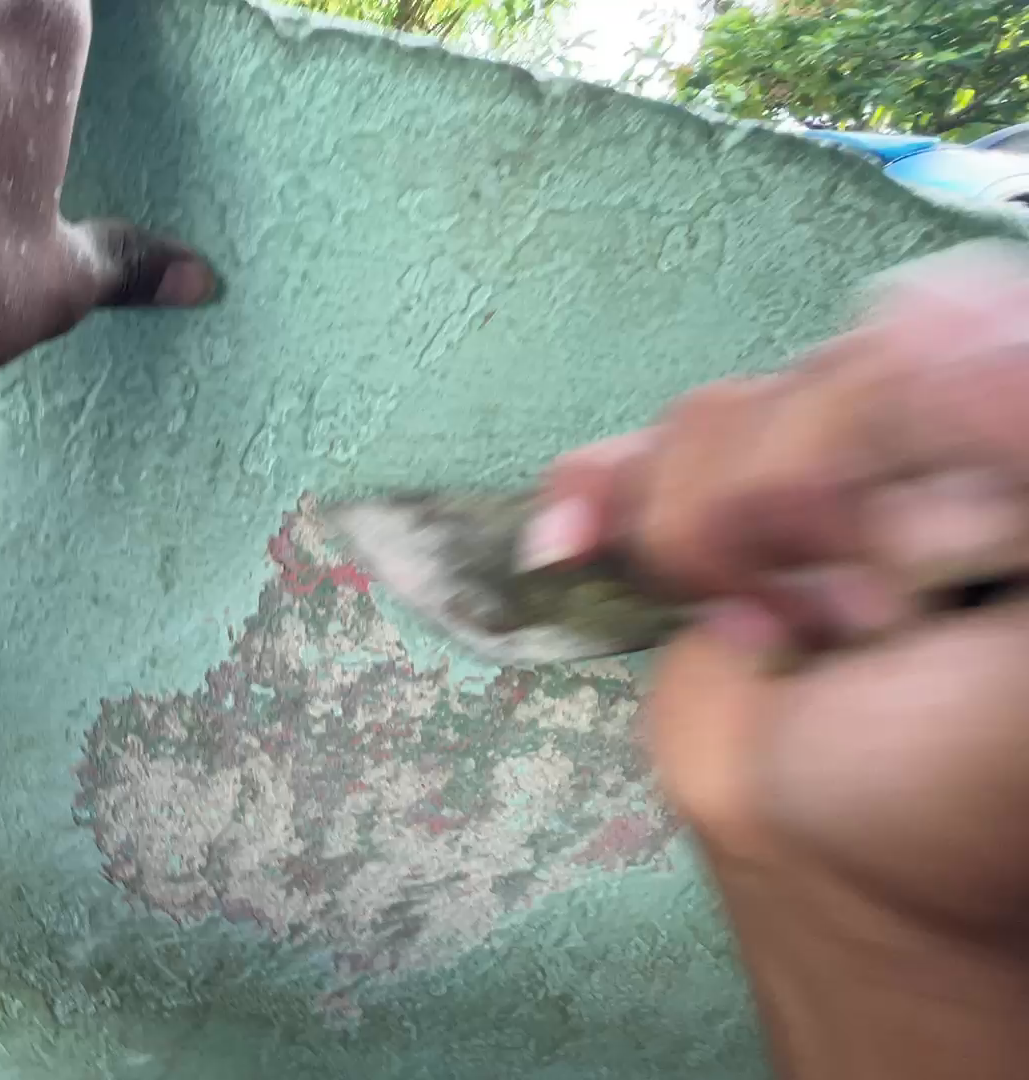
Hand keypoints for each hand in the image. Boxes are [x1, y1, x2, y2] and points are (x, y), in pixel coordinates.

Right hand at [531, 241, 1028, 1076]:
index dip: (898, 444)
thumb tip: (926, 307)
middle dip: (803, 523)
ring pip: (697, 425)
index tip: (923, 554)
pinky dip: (582, 499)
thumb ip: (1021, 471)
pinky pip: (603, 461)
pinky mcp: (666, 517)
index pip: (939, 340)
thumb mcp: (1028, 661)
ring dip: (708, 548)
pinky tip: (568, 547)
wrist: (818, 842)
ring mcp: (769, 476)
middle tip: (856, 620)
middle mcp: (900, 436)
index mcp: (994, 442)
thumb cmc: (952, 776)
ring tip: (770, 625)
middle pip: (802, 385)